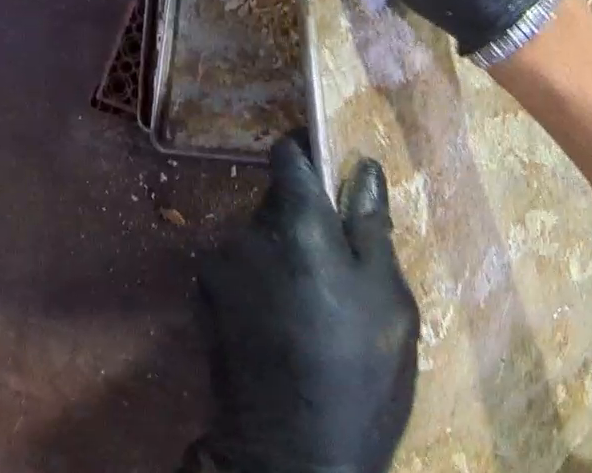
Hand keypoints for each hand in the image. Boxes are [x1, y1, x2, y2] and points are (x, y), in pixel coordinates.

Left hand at [191, 137, 417, 472]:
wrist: (288, 456)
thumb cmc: (355, 374)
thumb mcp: (387, 300)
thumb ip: (369, 225)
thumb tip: (362, 168)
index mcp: (296, 223)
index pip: (287, 153)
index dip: (308, 150)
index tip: (331, 167)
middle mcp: (246, 233)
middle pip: (275, 198)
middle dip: (304, 213)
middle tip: (340, 257)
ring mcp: (219, 267)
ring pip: (257, 235)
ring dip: (283, 248)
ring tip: (315, 299)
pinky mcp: (205, 300)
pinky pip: (241, 267)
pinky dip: (262, 276)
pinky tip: (285, 319)